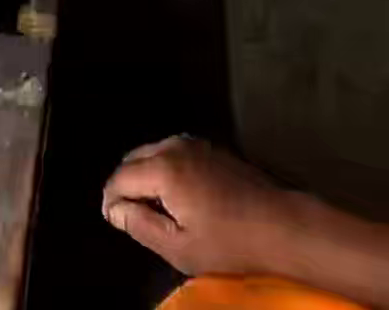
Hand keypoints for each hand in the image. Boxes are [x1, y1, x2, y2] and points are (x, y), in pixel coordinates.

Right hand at [101, 135, 305, 275]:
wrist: (276, 222)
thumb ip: (140, 225)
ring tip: (155, 210)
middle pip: (134, 159)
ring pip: (153, 153)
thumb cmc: (226, 242)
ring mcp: (195, 142)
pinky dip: (163, 169)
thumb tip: (116, 210)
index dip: (111, 201)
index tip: (115, 222)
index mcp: (165, 168)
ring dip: (145, 176)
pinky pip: (172, 152)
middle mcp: (176, 146)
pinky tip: (176, 197)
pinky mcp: (209, 146)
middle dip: (126, 185)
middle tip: (132, 218)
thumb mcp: (178, 246)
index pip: (120, 177)